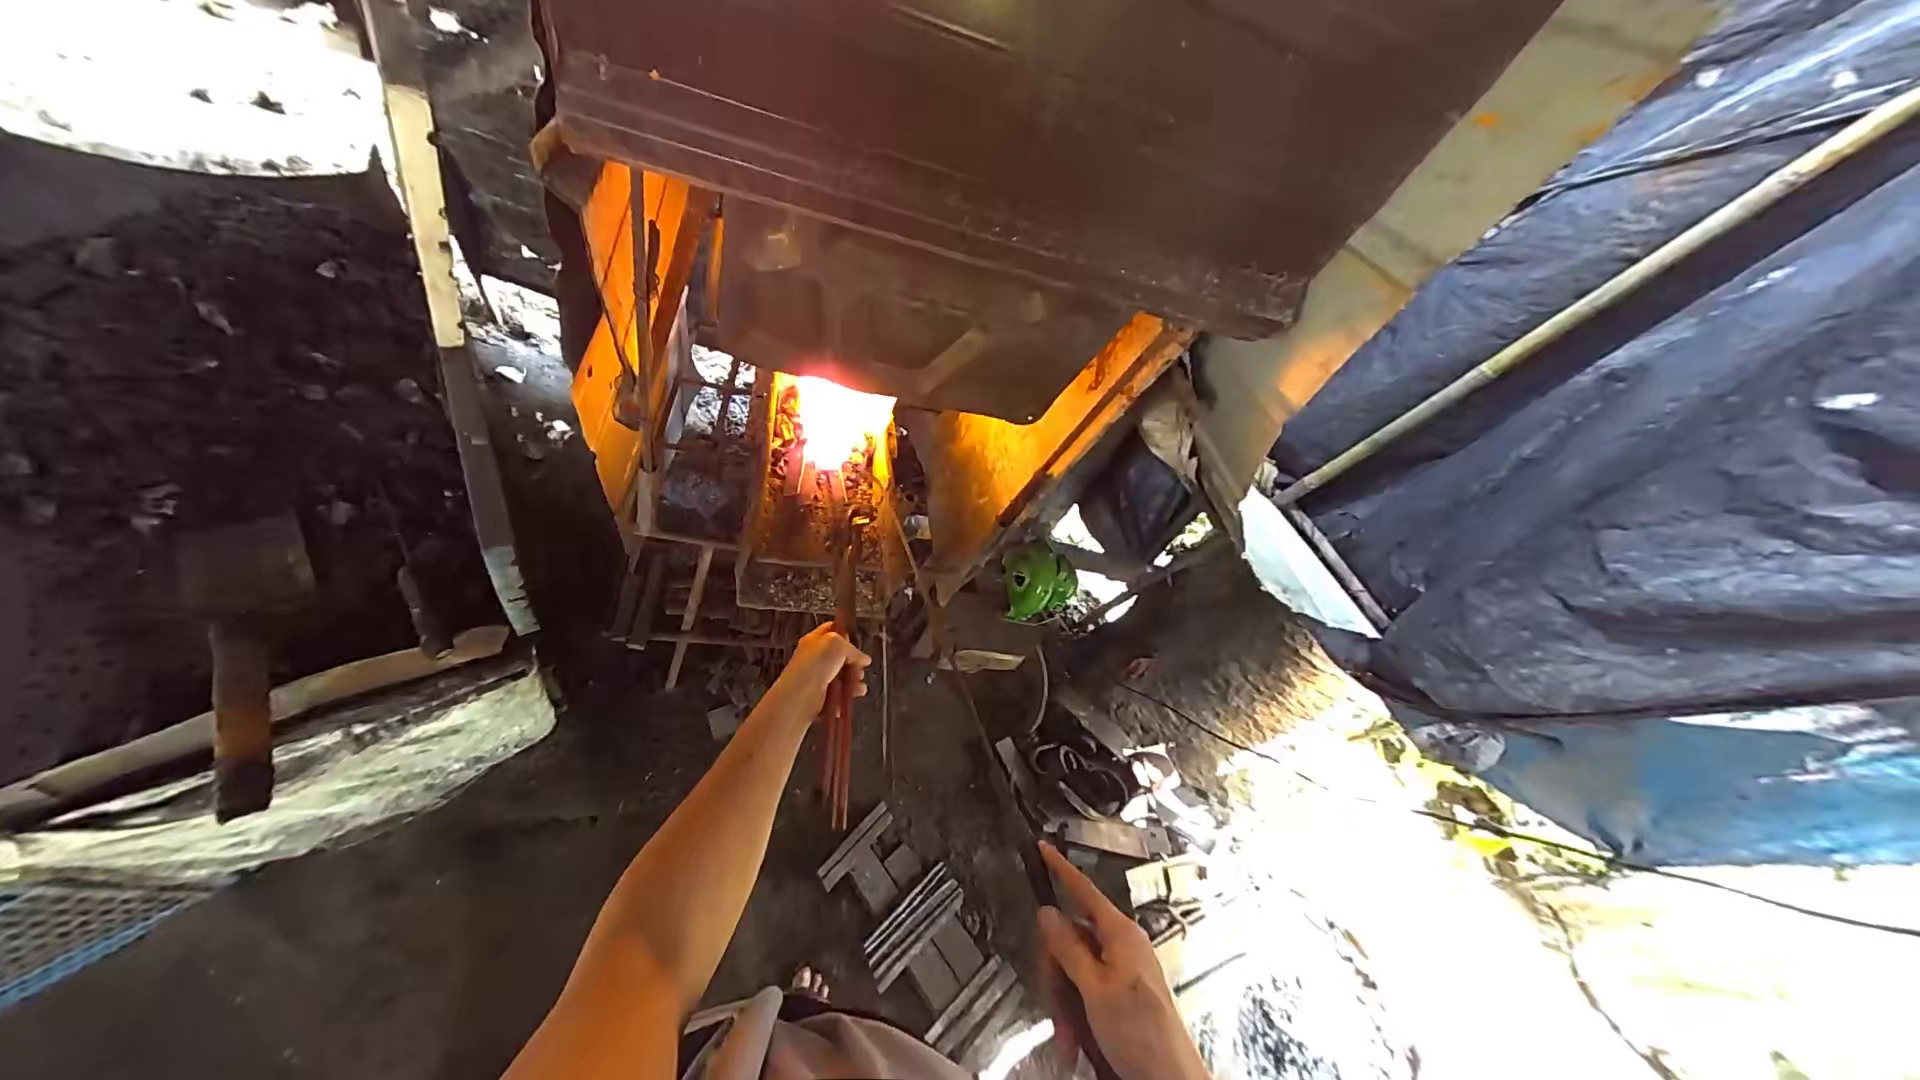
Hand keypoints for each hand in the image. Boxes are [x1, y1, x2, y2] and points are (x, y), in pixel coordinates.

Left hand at [768, 623, 870, 719]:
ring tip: (859, 683)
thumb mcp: (837, 644)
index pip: (831, 630)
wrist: (801, 695)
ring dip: (854, 679)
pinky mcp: (821, 695)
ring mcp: (817, 677)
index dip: (844, 634)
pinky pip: (839, 692)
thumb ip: (852, 649)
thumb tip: (864, 659)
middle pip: (840, 655)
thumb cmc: (816, 664)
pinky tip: (856, 693)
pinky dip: (848, 693)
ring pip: (842, 675)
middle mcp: (814, 658)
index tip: (855, 642)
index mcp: (814, 640)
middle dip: (854, 661)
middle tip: (860, 666)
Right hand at [1036, 842, 1208, 1079]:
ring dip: (1064, 1003)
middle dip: (1056, 975)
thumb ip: (1068, 948)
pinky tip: (1074, 1045)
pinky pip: (1086, 990)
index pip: (1083, 890)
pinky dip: (1076, 1015)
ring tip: (1067, 1040)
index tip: (1043, 847)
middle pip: (1070, 938)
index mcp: (1119, 933)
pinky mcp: (1120, 994)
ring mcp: (1120, 970)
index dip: (1061, 869)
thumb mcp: (1094, 988)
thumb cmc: (1137, 1030)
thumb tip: (1047, 912)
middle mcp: (1120, 945)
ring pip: (1073, 969)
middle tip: (1053, 1005)